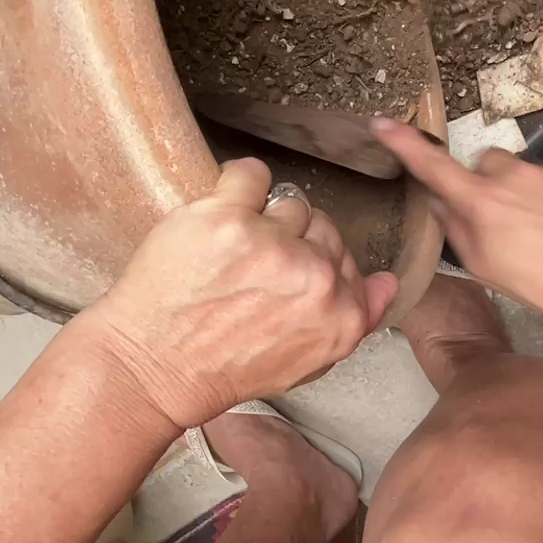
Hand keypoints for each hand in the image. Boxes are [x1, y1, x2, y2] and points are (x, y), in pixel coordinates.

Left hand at [81, 158, 398, 428]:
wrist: (154, 368)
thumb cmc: (225, 369)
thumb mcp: (306, 361)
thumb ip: (355, 319)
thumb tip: (388, 282)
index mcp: (342, 315)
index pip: (347, 257)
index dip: (313, 263)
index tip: (283, 278)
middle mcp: (316, 278)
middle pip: (321, 227)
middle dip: (290, 242)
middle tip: (252, 272)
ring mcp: (272, 243)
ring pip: (287, 204)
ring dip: (261, 220)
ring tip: (229, 253)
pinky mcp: (227, 216)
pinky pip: (250, 173)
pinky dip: (238, 184)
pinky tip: (220, 213)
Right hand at [372, 118, 542, 327]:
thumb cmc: (542, 286)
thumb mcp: (484, 267)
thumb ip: (456, 230)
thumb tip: (443, 205)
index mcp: (482, 201)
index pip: (433, 166)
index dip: (404, 144)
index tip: (382, 123)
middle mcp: (512, 176)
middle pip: (482, 165)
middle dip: (482, 185)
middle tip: (494, 223)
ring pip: (517, 173)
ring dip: (515, 193)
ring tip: (534, 234)